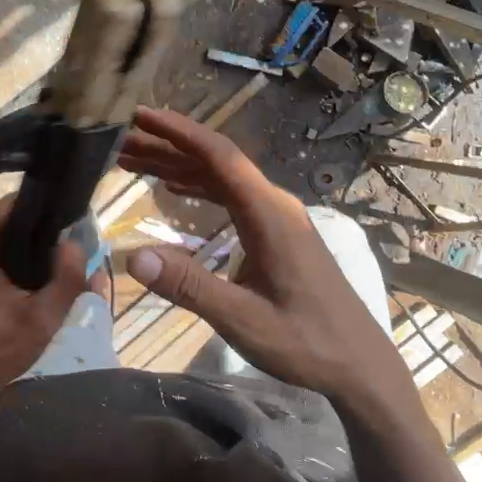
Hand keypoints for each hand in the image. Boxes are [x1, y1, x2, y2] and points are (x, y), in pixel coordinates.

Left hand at [0, 197, 86, 399]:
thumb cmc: (0, 350)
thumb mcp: (45, 317)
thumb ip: (67, 277)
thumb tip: (75, 242)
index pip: (9, 206)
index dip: (40, 208)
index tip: (66, 218)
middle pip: (0, 219)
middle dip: (32, 228)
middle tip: (63, 243)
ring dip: (18, 243)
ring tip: (49, 257)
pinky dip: (3, 255)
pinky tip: (25, 272)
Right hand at [118, 108, 401, 396]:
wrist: (360, 366)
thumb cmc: (305, 343)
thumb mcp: (242, 319)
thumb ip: (189, 286)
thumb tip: (134, 256)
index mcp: (269, 214)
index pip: (218, 156)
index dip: (177, 132)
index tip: (139, 115)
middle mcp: (275, 205)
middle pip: (215, 162)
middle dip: (167, 148)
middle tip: (121, 143)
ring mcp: (279, 218)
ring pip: (223, 178)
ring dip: (179, 167)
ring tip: (135, 162)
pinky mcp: (279, 234)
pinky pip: (232, 197)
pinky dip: (199, 187)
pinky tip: (175, 189)